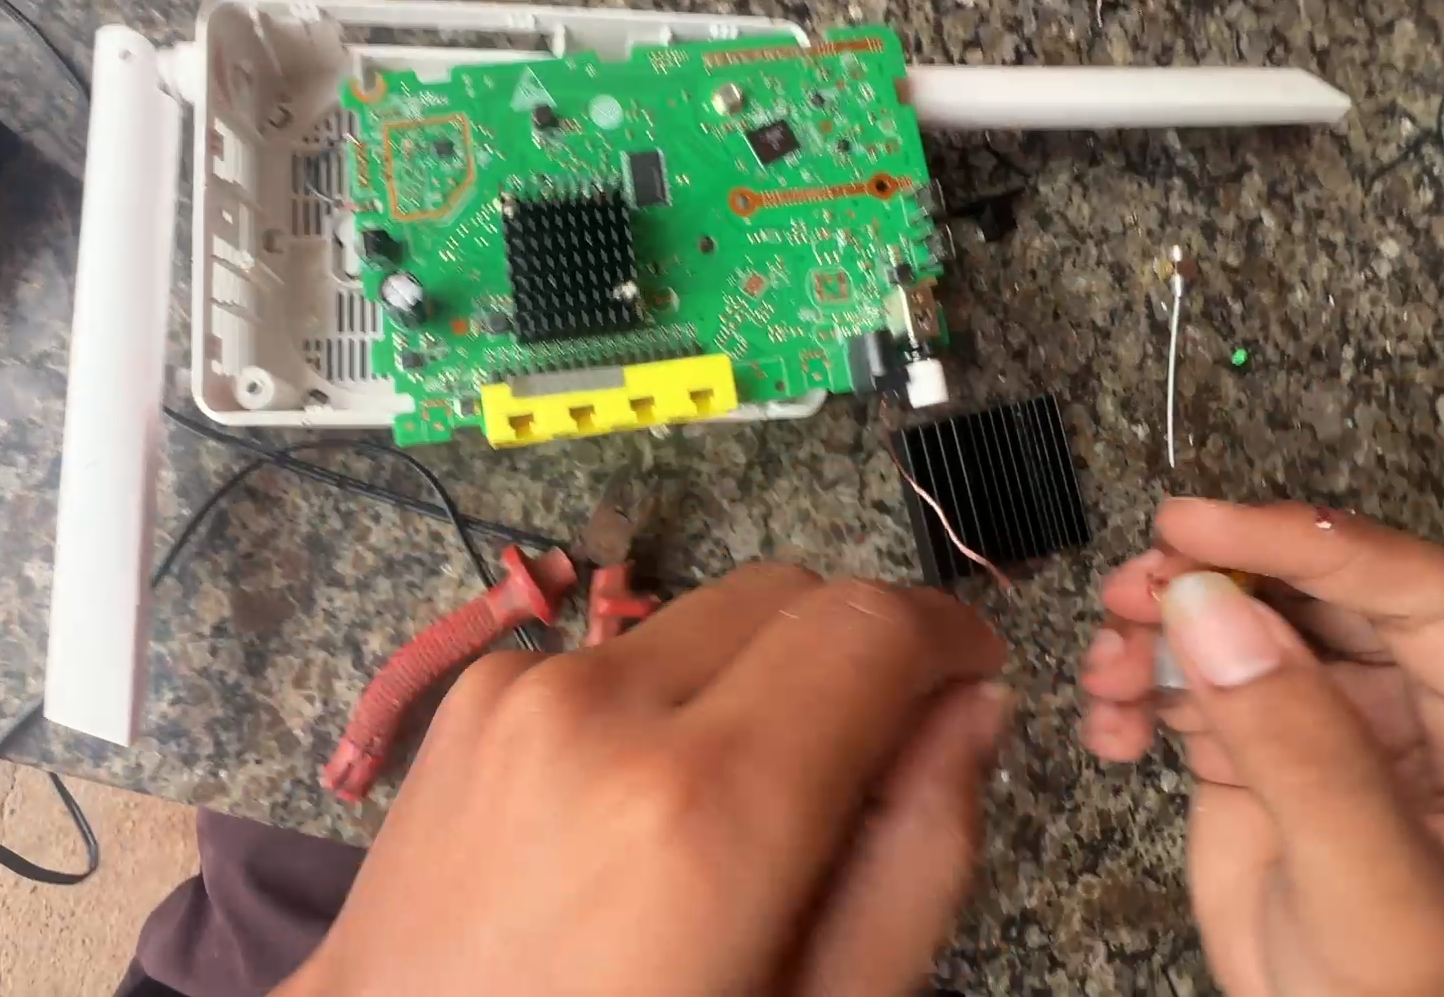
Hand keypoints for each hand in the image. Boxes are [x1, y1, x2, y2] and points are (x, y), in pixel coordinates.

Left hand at [282, 564, 1008, 995]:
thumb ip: (915, 851)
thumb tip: (967, 700)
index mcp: (700, 809)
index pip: (860, 627)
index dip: (938, 629)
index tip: (967, 667)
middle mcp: (600, 707)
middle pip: (780, 592)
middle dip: (845, 645)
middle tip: (857, 740)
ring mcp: (520, 681)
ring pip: (701, 615)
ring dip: (750, 672)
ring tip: (725, 787)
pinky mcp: (475, 683)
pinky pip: (618, 648)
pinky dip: (661, 692)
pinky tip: (627, 789)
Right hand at [1080, 499, 1443, 994]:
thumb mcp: (1373, 904)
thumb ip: (1303, 756)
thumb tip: (1207, 610)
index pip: (1430, 600)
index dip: (1306, 544)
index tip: (1187, 524)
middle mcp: (1434, 719)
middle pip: (1313, 597)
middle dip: (1204, 584)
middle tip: (1124, 595)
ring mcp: (1335, 729)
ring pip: (1234, 628)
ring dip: (1149, 637)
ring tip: (1103, 680)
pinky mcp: (1256, 747)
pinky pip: (1184, 682)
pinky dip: (1131, 691)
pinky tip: (1111, 732)